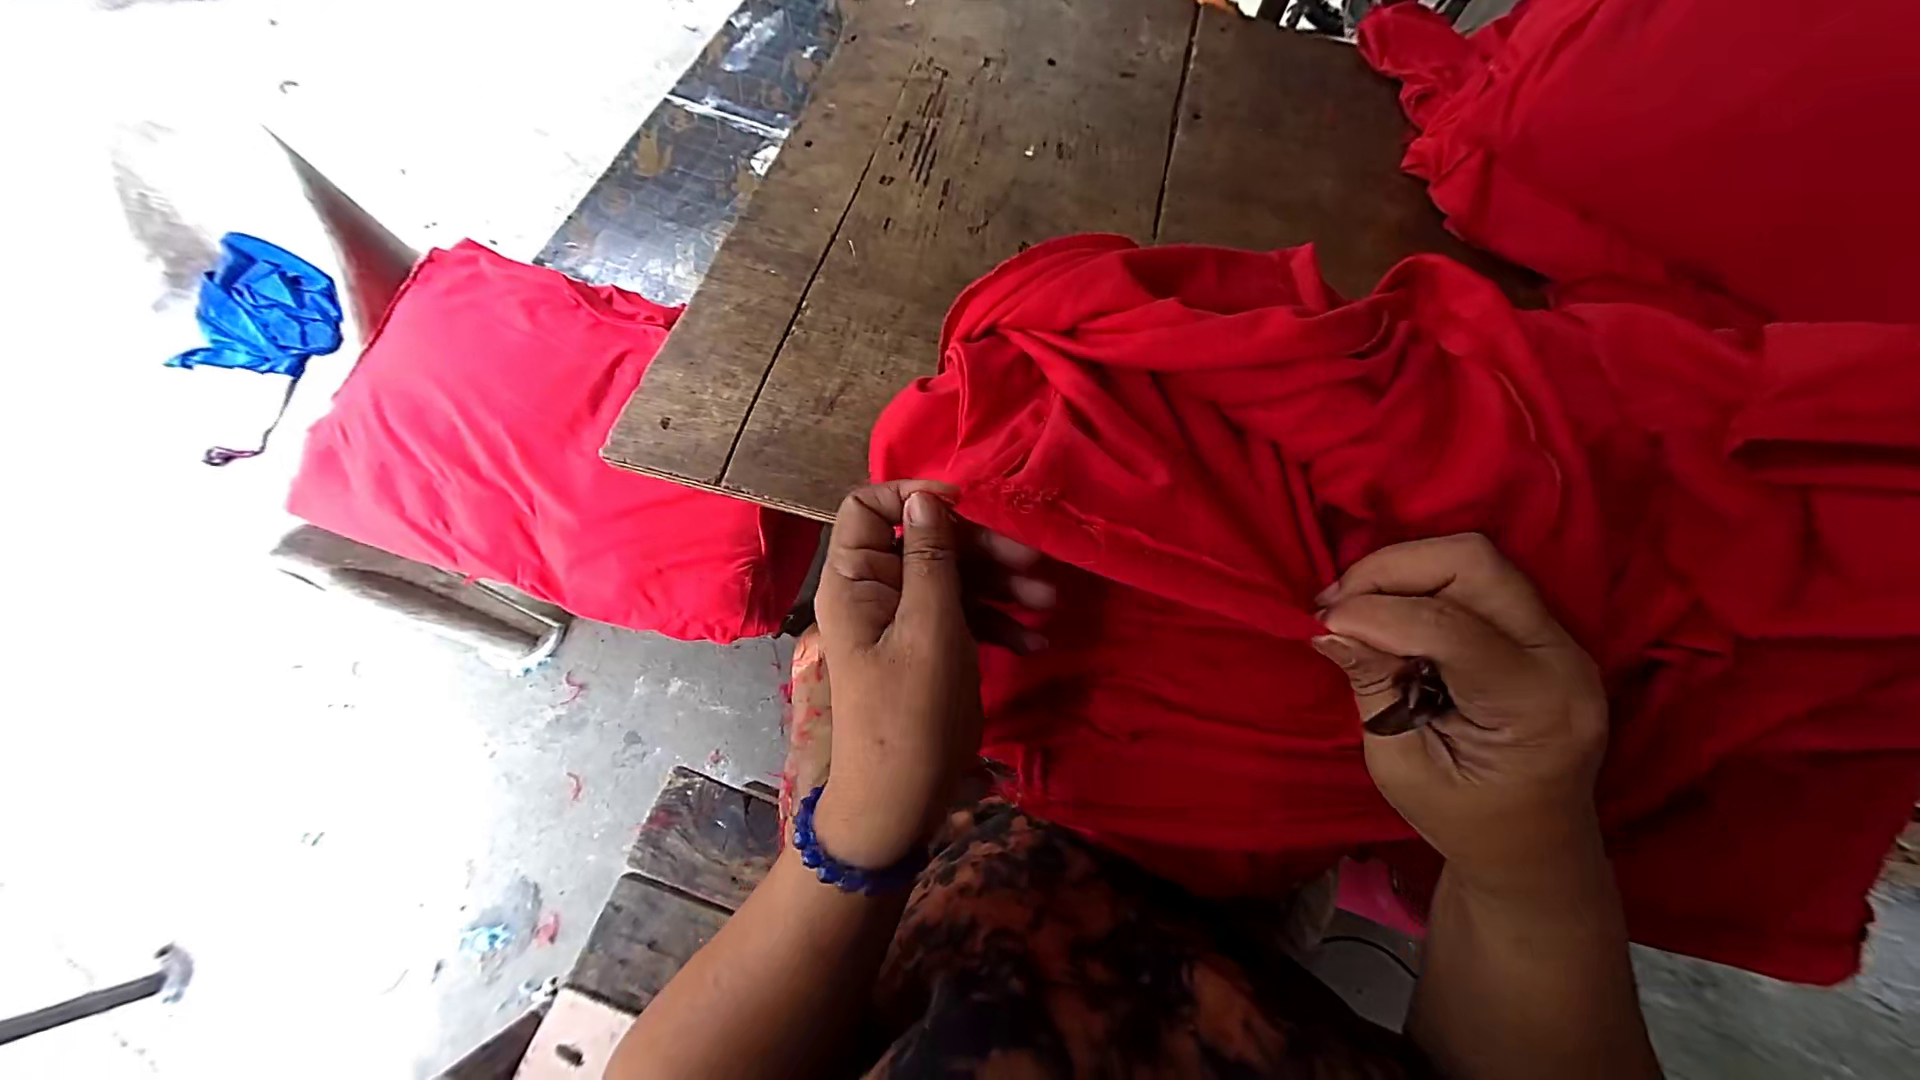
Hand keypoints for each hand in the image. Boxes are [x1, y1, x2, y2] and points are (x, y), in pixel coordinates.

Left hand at [810, 481, 1051, 866]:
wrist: (902, 801)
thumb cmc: (911, 712)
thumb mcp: (929, 628)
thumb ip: (931, 558)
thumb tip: (925, 498)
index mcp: (856, 578)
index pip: (868, 508)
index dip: (914, 497)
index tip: (968, 507)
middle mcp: (876, 589)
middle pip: (928, 542)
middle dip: (982, 550)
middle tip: (1035, 564)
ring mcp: (905, 618)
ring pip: (954, 577)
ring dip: (1002, 585)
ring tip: (1048, 604)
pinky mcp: (931, 643)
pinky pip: (963, 614)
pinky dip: (996, 620)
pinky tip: (1034, 640)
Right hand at [1311, 534, 1608, 893]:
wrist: (1534, 847)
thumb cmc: (1464, 819)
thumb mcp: (1401, 765)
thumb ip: (1372, 687)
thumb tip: (1327, 629)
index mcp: (1534, 706)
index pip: (1450, 627)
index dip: (1373, 615)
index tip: (1321, 626)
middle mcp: (1561, 659)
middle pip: (1474, 562)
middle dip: (1388, 570)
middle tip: (1335, 605)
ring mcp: (1557, 639)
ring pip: (1472, 558)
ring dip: (1398, 569)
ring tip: (1351, 605)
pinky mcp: (1537, 631)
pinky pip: (1471, 576)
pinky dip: (1412, 579)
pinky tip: (1379, 609)